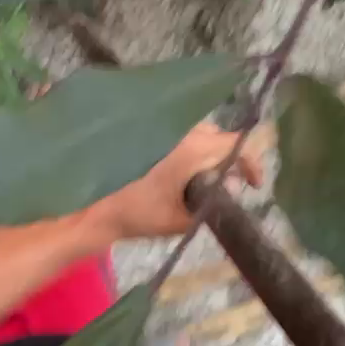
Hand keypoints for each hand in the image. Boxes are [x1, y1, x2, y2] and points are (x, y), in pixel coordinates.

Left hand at [81, 123, 264, 240]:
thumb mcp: (181, 218)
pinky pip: (174, 131)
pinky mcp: (142, 130)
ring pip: (195, 131)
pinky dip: (183, 145)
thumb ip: (212, 206)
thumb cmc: (136, 213)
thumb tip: (228, 195)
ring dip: (203, 151)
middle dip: (224, 158)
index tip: (254, 184)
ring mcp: (159, 127)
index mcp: (193, 147)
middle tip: (223, 184)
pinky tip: (175, 168)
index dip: (250, 163)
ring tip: (199, 178)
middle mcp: (180, 129)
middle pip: (216, 135)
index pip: (235, 144)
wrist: (90, 206)